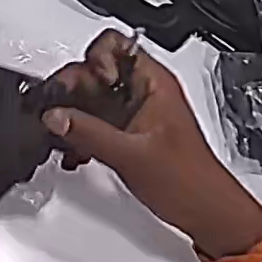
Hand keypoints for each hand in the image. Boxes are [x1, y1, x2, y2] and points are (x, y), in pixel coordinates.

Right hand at [42, 30, 261, 257]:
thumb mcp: (131, 155)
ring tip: (62, 131)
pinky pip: (89, 117)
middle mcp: (141, 91)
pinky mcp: (122, 130)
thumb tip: (53, 115)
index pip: (115, 44)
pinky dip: (76, 129)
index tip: (85, 82)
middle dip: (71, 88)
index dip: (94, 58)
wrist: (209, 217)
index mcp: (153, 83)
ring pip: (87, 94)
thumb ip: (87, 132)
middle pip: (93, 69)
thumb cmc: (191, 183)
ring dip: (70, 112)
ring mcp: (130, 110)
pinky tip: (72, 150)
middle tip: (60, 108)